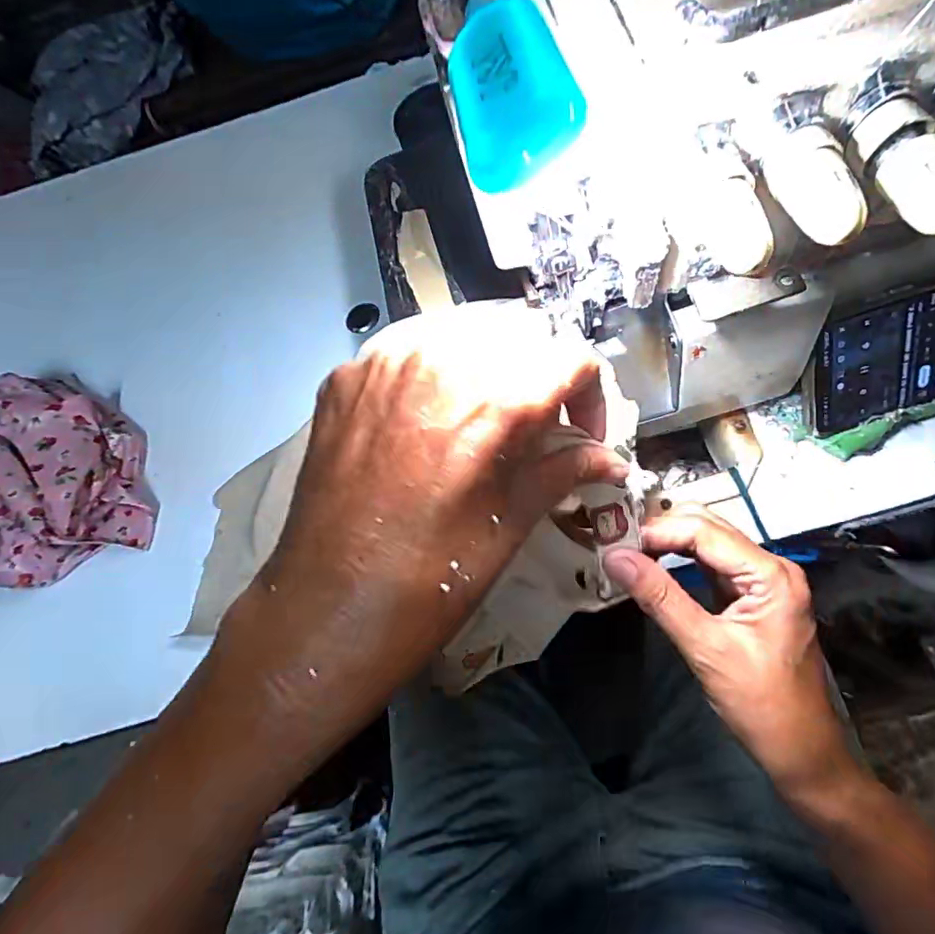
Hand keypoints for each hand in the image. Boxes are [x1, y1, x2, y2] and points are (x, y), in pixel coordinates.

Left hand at [209, 307, 627, 754]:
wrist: (327, 605)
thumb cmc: (429, 579)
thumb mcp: (508, 525)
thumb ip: (561, 472)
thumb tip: (607, 460)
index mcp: (495, 402)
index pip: (568, 358)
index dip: (589, 395)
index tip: (578, 433)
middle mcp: (440, 362)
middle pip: (516, 331)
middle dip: (537, 371)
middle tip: (532, 421)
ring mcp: (383, 362)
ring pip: (458, 329)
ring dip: (485, 361)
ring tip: (481, 411)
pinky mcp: (344, 377)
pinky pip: (405, 347)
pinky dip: (431, 369)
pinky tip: (427, 412)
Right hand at [603, 508, 870, 818]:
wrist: (802, 751)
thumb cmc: (762, 704)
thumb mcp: (705, 649)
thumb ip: (660, 598)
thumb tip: (615, 558)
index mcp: (771, 574)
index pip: (705, 532)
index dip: (658, 531)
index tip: (615, 540)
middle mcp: (770, 567)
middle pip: (708, 528)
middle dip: (661, 530)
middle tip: (617, 542)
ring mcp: (762, 581)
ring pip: (707, 542)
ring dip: (668, 543)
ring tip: (627, 551)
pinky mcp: (750, 596)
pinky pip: (710, 564)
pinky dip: (679, 561)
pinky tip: (652, 566)